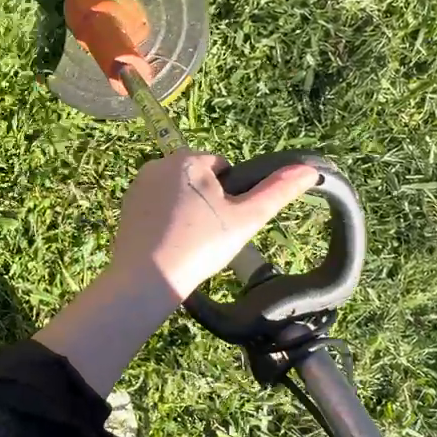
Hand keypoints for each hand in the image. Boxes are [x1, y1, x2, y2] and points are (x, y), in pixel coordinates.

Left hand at [110, 149, 320, 298]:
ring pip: (176, 193)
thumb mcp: (247, 218)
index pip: (221, 167)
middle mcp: (158, 164)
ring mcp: (138, 185)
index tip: (225, 221)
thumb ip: (277, 192)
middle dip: (207, 200)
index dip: (230, 194)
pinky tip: (169, 243)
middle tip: (208, 234)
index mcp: (188, 159)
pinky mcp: (126, 206)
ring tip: (189, 241)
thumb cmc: (201, 245)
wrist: (147, 277)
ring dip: (186, 210)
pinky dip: (165, 221)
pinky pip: (156, 207)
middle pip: (197, 179)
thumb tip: (310, 170)